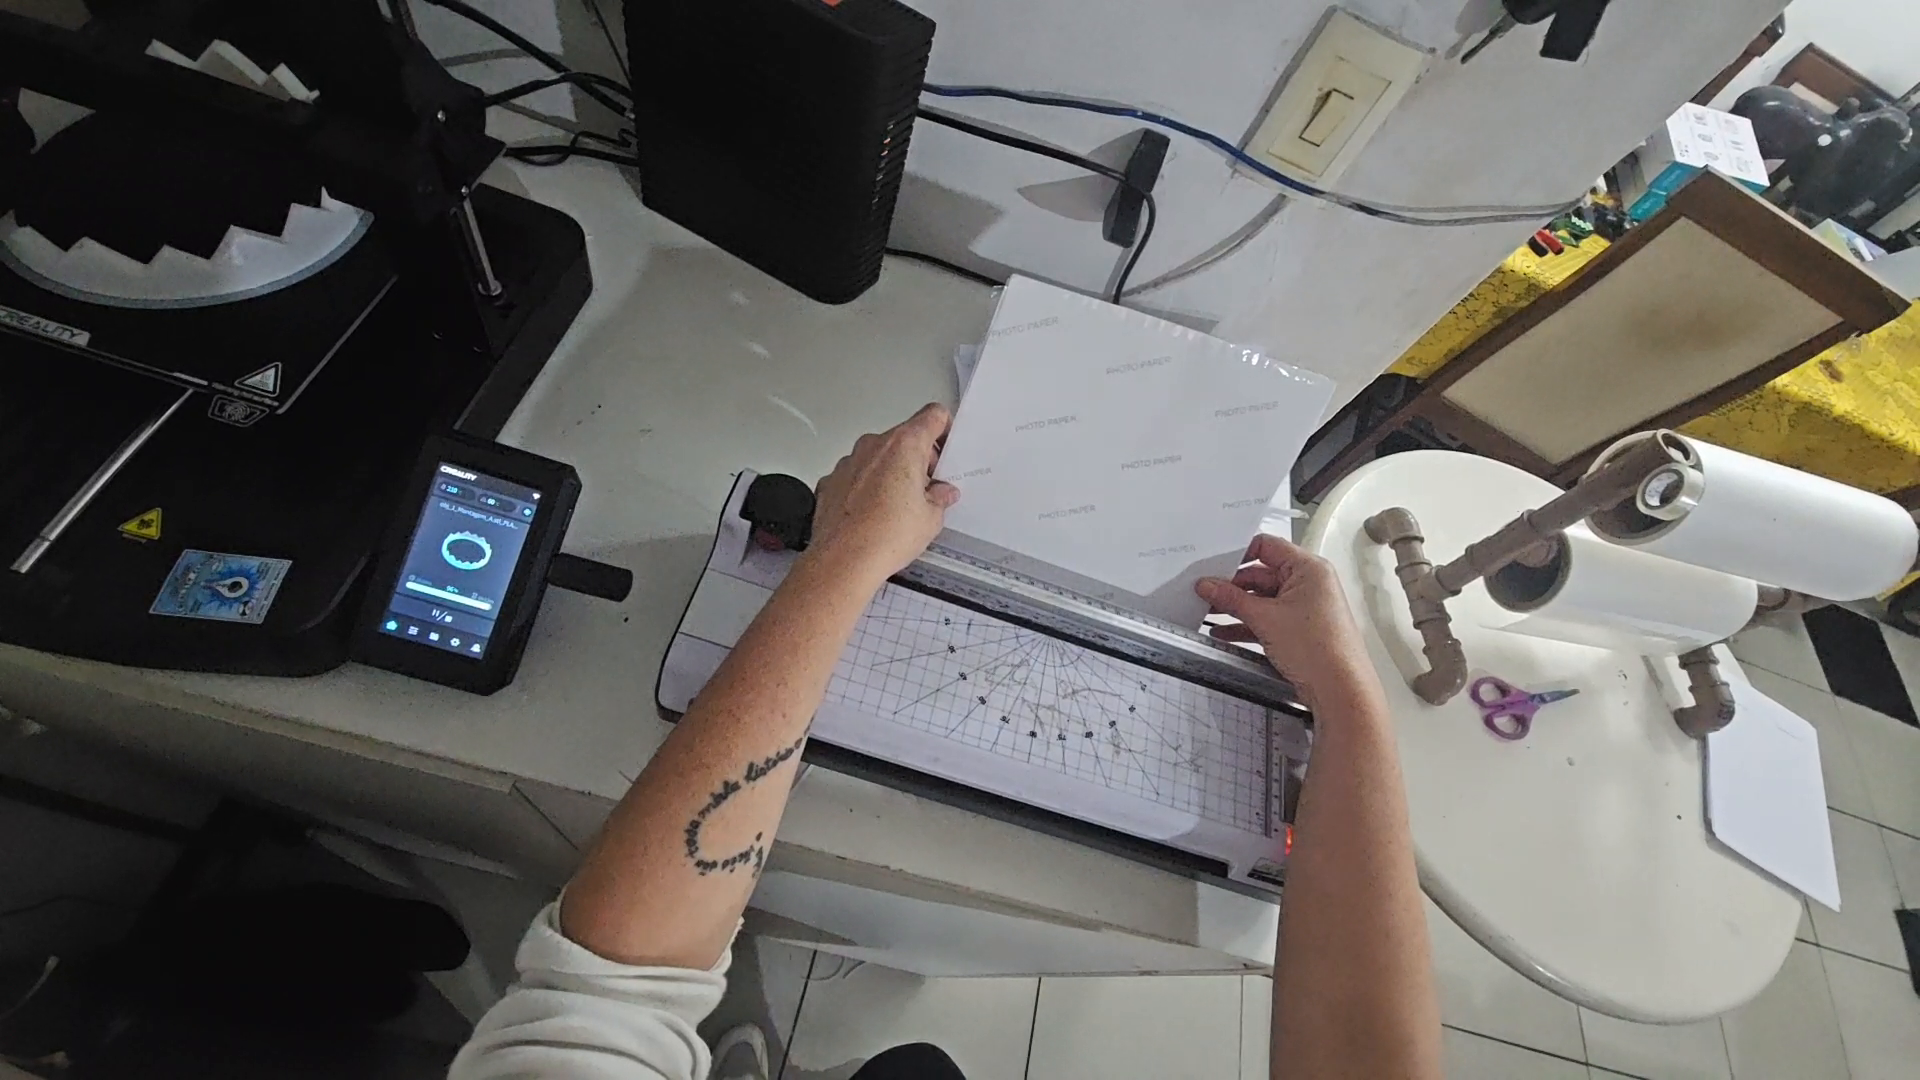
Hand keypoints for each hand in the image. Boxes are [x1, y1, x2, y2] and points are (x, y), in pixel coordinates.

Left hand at [808, 403, 960, 586]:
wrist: (844, 560)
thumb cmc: (884, 536)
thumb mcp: (931, 519)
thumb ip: (940, 498)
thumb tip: (941, 494)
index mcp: (904, 445)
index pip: (932, 416)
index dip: (944, 429)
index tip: (946, 447)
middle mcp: (874, 445)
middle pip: (905, 437)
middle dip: (919, 459)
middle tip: (929, 488)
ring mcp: (850, 461)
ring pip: (879, 456)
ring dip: (892, 473)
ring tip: (901, 506)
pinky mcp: (833, 479)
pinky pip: (858, 474)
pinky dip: (868, 487)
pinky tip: (876, 513)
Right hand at [1196, 535, 1375, 706]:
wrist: (1340, 690)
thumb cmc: (1320, 649)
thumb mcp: (1264, 618)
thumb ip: (1231, 599)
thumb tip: (1208, 585)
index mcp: (1308, 569)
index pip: (1266, 547)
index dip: (1238, 554)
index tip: (1213, 564)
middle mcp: (1309, 584)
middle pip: (1260, 574)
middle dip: (1231, 585)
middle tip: (1205, 592)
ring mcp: (1303, 606)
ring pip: (1261, 598)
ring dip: (1235, 606)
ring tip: (1207, 611)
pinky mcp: (1297, 627)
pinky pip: (1266, 617)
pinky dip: (1245, 623)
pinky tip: (1223, 631)